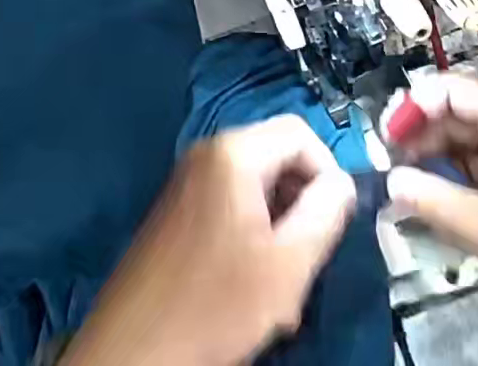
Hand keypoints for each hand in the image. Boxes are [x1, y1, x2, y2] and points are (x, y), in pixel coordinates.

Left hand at [62, 115, 356, 365]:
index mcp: (234, 152)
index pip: (300, 133)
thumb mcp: (287, 263)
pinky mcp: (179, 205)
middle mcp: (209, 151)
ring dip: (280, 222)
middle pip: (277, 155)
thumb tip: (343, 183)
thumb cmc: (216, 302)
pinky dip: (252, 229)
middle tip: (309, 256)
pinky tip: (252, 280)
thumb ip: (325, 213)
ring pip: (256, 183)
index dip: (328, 170)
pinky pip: (230, 199)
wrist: (134, 347)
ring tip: (283, 280)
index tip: (336, 219)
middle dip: (302, 200)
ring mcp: (189, 177)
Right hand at [386, 74, 477, 365]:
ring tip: (407, 188)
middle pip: (458, 113)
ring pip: (471, 143)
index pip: (450, 89)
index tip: (384, 140)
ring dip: (438, 160)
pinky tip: (442, 203)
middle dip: (420, 135)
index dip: (412, 107)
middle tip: (387, 168)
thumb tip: (389, 181)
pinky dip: (461, 181)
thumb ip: (437, 204)